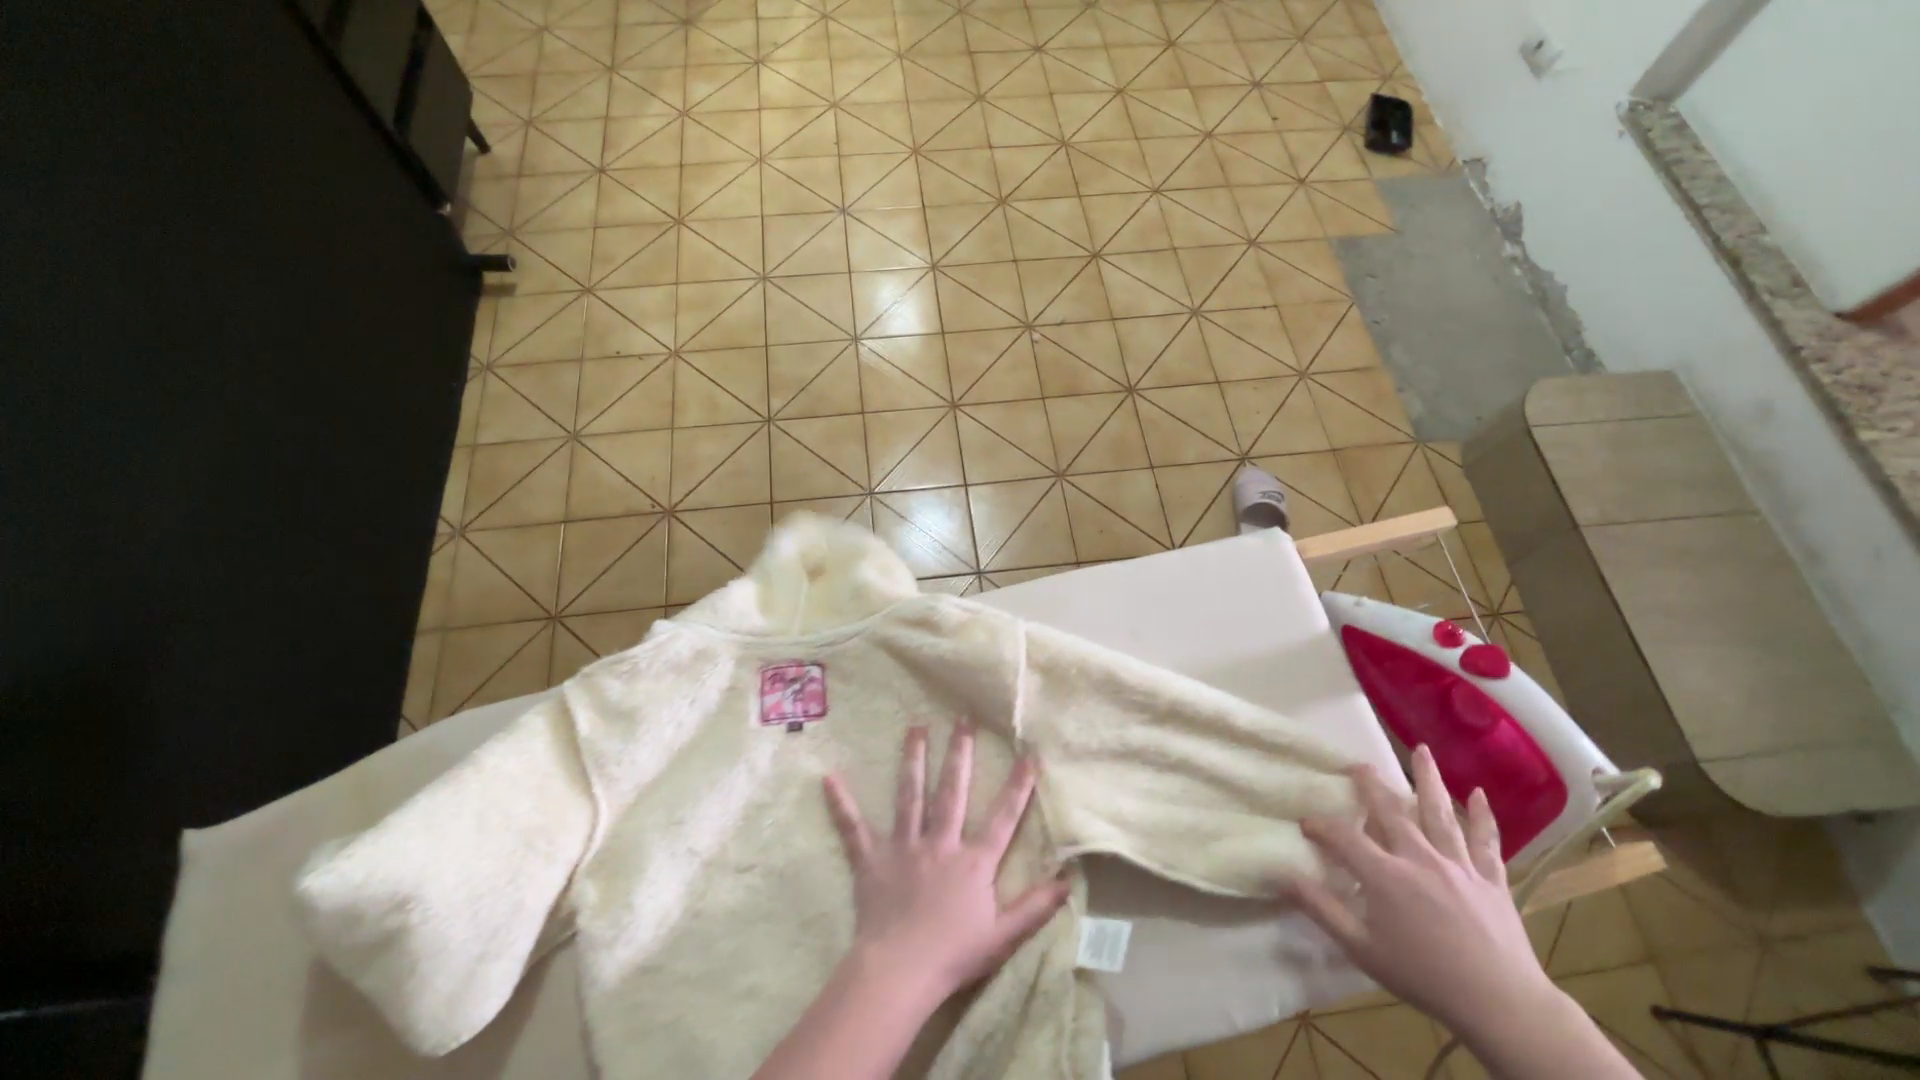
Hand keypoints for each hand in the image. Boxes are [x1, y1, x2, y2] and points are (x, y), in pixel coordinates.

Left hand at [822, 723, 1068, 1002]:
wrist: (900, 971)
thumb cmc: (954, 955)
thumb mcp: (1004, 935)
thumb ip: (1037, 906)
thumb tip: (1069, 878)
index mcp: (974, 862)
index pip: (1003, 817)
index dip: (1018, 786)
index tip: (1028, 754)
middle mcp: (940, 844)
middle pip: (952, 791)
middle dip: (960, 753)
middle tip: (963, 719)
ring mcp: (904, 847)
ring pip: (910, 796)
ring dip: (913, 760)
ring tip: (915, 727)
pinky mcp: (872, 860)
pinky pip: (854, 828)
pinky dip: (842, 803)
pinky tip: (829, 778)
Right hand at [1283, 745, 1558, 1039]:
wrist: (1498, 1001)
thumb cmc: (1422, 976)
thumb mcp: (1360, 947)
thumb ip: (1320, 908)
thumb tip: (1281, 875)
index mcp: (1385, 875)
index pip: (1343, 837)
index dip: (1320, 826)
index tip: (1305, 821)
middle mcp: (1420, 858)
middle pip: (1392, 811)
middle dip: (1371, 785)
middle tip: (1358, 763)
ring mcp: (1459, 865)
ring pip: (1440, 813)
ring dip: (1428, 779)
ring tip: (1421, 750)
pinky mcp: (1491, 878)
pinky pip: (1485, 840)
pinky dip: (1482, 816)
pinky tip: (1478, 794)